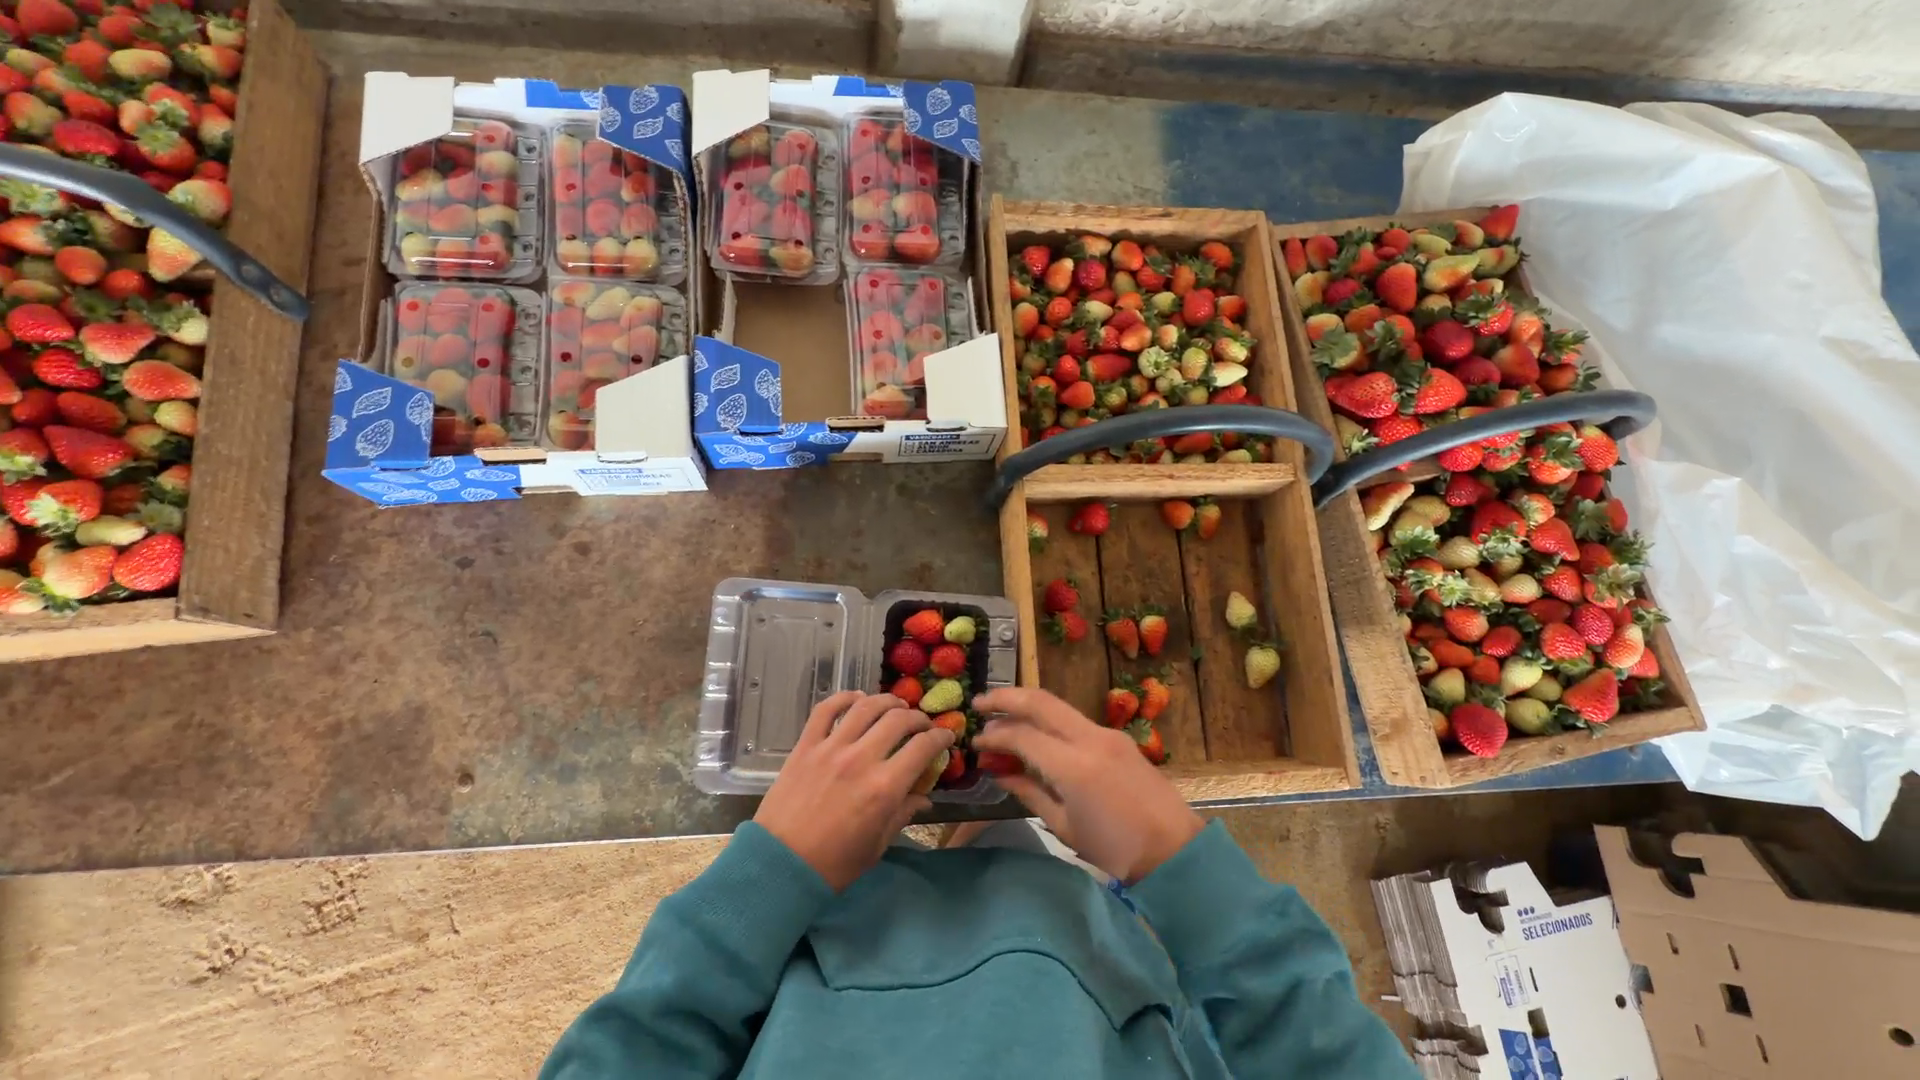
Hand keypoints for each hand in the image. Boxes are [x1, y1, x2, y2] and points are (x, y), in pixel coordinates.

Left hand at [754, 691, 954, 891]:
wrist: (779, 866)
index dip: (940, 737)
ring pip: (865, 707)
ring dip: (886, 701)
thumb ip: (902, 814)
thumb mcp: (877, 846)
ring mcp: (830, 748)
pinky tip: (856, 698)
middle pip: (898, 720)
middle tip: (922, 724)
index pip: (923, 747)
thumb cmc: (833, 865)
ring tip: (895, 706)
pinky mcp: (805, 746)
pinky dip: (843, 697)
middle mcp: (861, 759)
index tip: (945, 737)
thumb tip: (923, 798)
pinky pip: (825, 710)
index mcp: (884, 787)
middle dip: (917, 717)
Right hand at [972, 687, 1202, 883]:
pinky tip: (1036, 735)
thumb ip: (1030, 793)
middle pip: (1040, 701)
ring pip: (1059, 707)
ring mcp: (1107, 734)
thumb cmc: (1116, 850)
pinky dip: (1049, 721)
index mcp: (1073, 765)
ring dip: (1028, 707)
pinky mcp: (1119, 739)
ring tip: (1002, 717)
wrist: (1176, 851)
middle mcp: (1090, 738)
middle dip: (1006, 698)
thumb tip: (1000, 773)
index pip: (1022, 735)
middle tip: (978, 704)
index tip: (975, 742)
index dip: (994, 736)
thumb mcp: (1065, 827)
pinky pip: (1075, 721)